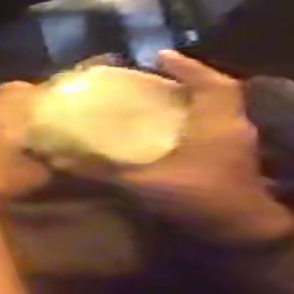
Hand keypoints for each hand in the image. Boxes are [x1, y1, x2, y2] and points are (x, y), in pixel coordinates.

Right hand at [108, 51, 293, 244]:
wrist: (244, 237)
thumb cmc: (198, 200)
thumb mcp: (140, 185)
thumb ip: (96, 170)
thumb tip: (50, 157)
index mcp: (218, 126)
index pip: (212, 85)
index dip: (187, 68)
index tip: (157, 56)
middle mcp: (231, 131)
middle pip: (214, 97)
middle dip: (183, 85)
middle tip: (145, 79)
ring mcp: (233, 149)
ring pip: (212, 115)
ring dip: (184, 105)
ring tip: (147, 102)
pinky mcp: (228, 164)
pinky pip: (206, 132)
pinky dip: (185, 125)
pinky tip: (158, 132)